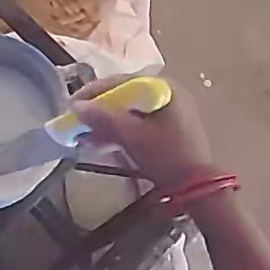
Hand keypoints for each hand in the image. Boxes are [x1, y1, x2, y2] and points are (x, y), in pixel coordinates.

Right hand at [72, 78, 212, 187]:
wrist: (197, 188)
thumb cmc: (167, 155)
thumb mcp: (132, 136)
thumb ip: (104, 118)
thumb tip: (76, 106)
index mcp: (164, 88)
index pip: (121, 81)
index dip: (93, 91)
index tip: (72, 104)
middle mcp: (168, 93)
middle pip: (125, 94)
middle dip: (99, 107)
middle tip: (77, 118)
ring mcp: (170, 111)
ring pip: (130, 109)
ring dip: (107, 120)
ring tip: (84, 132)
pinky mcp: (169, 128)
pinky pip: (138, 121)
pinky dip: (120, 129)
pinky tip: (101, 140)